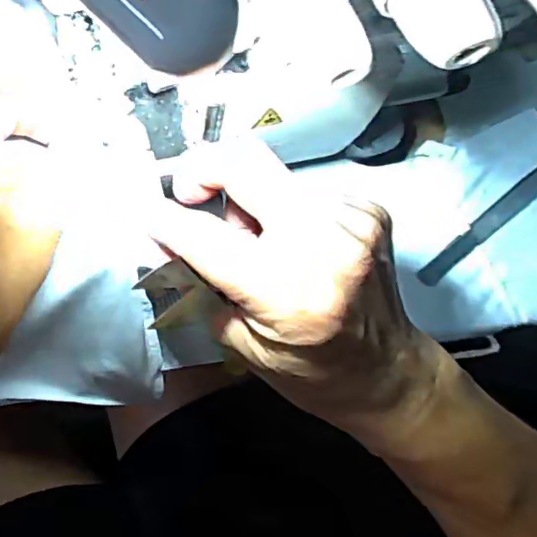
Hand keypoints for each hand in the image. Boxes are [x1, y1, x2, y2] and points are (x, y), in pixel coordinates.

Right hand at [146, 137, 454, 452]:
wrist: (389, 374)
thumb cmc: (312, 372)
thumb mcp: (238, 340)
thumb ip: (199, 283)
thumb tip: (165, 238)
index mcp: (285, 289)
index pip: (202, 234)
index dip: (163, 220)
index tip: (147, 214)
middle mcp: (323, 242)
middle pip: (241, 162)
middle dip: (200, 170)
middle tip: (187, 195)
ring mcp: (350, 218)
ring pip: (269, 172)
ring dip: (245, 197)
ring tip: (254, 237)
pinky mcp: (366, 207)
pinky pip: (299, 186)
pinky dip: (281, 206)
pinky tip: (290, 239)